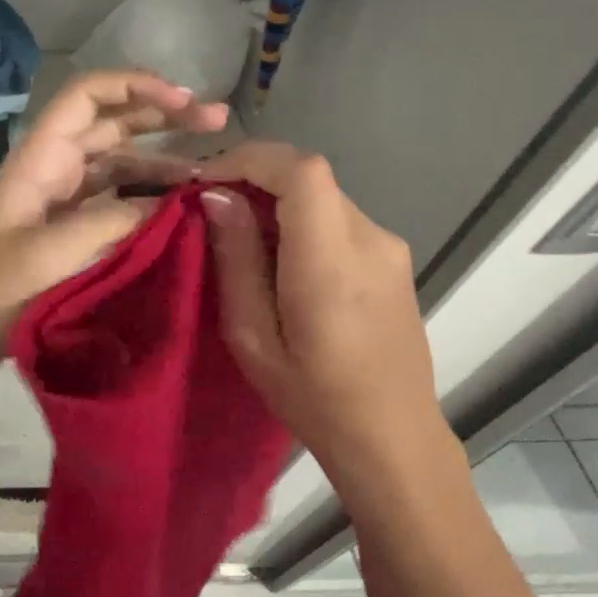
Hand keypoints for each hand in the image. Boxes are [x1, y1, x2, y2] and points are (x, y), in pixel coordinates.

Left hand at [0, 70, 227, 383]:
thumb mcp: (48, 256)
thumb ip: (110, 224)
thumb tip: (169, 204)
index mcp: (38, 160)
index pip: (86, 97)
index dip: (135, 86)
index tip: (186, 102)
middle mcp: (50, 169)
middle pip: (109, 123)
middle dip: (161, 115)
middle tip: (219, 122)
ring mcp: (58, 201)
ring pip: (117, 163)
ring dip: (160, 162)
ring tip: (211, 175)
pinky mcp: (66, 232)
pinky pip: (114, 201)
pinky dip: (146, 199)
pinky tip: (179, 211)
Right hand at [197, 142, 443, 472]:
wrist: (392, 438)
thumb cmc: (313, 396)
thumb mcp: (252, 335)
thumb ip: (237, 259)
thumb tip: (217, 196)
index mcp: (333, 260)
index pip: (300, 170)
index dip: (248, 158)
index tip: (204, 181)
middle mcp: (371, 240)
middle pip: (308, 176)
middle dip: (251, 177)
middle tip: (206, 209)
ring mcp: (388, 247)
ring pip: (320, 194)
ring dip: (273, 198)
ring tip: (233, 234)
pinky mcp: (392, 259)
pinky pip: (335, 217)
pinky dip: (297, 218)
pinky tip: (274, 256)